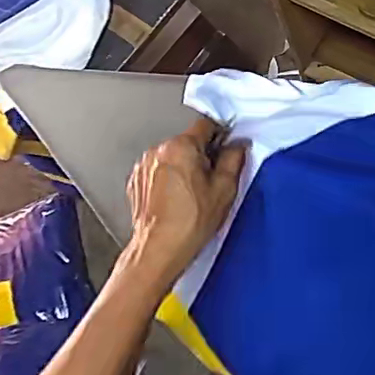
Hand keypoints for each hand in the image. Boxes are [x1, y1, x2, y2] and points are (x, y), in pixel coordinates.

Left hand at [120, 117, 247, 294]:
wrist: (160, 249)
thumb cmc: (189, 222)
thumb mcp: (226, 187)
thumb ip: (235, 158)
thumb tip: (237, 146)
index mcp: (180, 147)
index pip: (206, 125)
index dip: (223, 135)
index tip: (230, 147)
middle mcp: (157, 153)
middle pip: (189, 141)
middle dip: (204, 154)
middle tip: (216, 177)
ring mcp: (143, 168)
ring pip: (174, 156)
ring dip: (187, 167)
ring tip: (197, 192)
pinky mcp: (137, 183)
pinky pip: (161, 171)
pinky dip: (172, 179)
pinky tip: (182, 198)